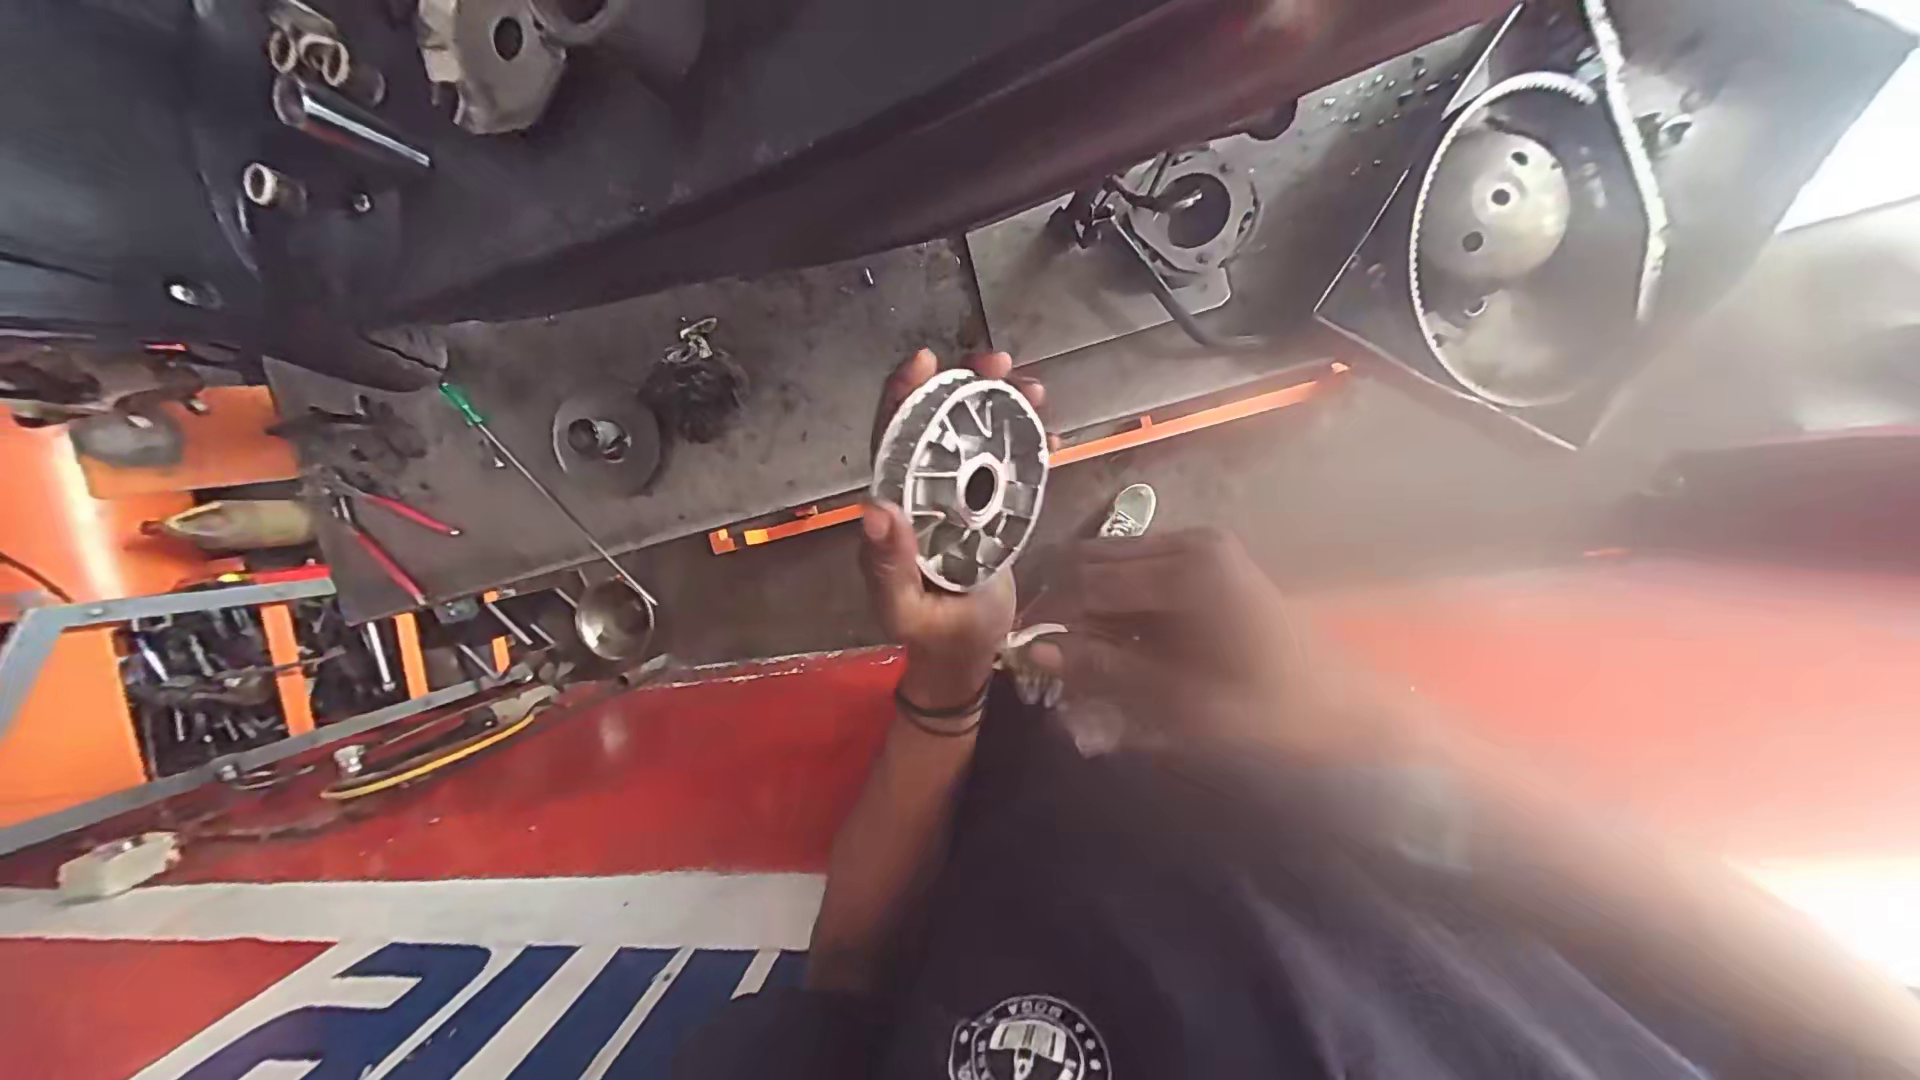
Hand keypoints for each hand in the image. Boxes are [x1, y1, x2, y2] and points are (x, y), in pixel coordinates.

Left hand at [863, 348, 1045, 709]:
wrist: (968, 653)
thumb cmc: (932, 633)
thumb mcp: (903, 608)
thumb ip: (886, 566)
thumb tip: (874, 507)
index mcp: (896, 504)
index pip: (892, 437)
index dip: (904, 394)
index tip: (928, 361)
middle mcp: (926, 490)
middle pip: (940, 422)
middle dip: (965, 385)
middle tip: (999, 363)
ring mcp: (963, 496)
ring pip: (978, 436)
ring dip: (1004, 405)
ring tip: (1035, 390)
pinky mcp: (995, 508)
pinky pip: (1011, 466)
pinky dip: (1030, 444)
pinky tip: (1052, 433)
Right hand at [1057, 527, 1389, 759]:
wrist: (1338, 708)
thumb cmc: (1262, 712)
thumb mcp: (1175, 701)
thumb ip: (1103, 669)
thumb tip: (1037, 650)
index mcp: (1188, 573)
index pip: (1088, 581)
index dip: (1050, 613)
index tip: (1025, 646)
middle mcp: (1191, 543)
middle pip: (1094, 558)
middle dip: (1063, 600)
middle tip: (1048, 645)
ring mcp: (1200, 545)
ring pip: (1111, 559)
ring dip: (1087, 598)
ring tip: (1080, 645)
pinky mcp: (1206, 556)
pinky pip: (1137, 566)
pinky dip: (1115, 596)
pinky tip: (1117, 633)